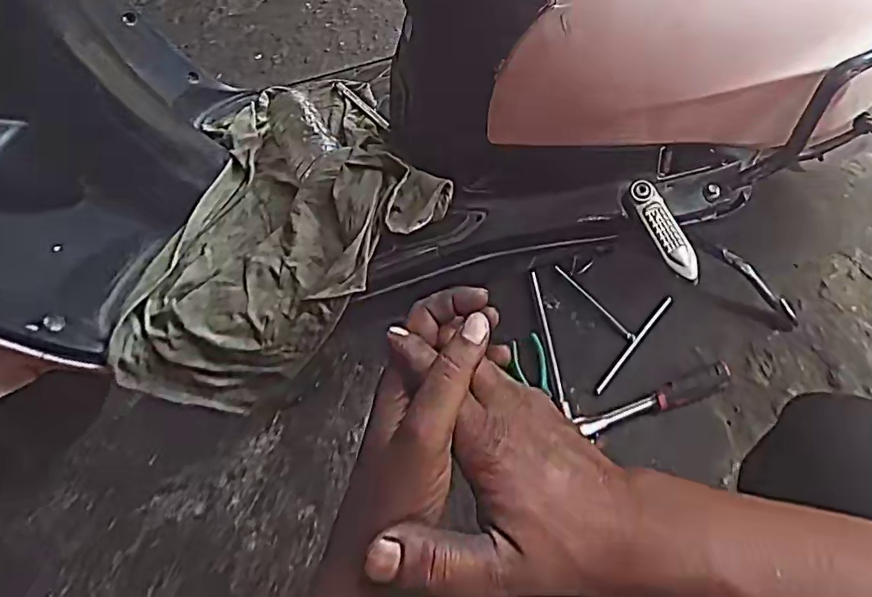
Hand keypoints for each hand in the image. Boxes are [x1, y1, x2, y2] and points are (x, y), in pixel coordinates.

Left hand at [315, 288, 504, 593]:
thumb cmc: (388, 506)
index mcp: (401, 382)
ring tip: (500, 349)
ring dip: (477, 348)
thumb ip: (447, 379)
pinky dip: (481, 379)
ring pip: (451, 364)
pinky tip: (494, 390)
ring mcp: (422, 415)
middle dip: (469, 320)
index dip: (453, 302)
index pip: (422, 318)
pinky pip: (460, 392)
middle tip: (495, 320)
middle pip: (437, 335)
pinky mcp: (436, 438)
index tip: (483, 303)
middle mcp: (409, 393)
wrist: (371, 569)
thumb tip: (473, 326)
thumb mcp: (425, 433)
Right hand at [365, 337, 641, 595]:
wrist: (625, 526)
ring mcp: (533, 410)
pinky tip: (474, 371)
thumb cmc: (573, 546)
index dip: (419, 364)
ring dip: (461, 350)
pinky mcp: (545, 412)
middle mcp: (515, 418)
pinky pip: (507, 376)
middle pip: (468, 367)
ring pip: (489, 366)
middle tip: (406, 326)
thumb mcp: (498, 571)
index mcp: (495, 447)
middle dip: (436, 344)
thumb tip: (380, 553)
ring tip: (431, 336)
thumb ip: (435, 560)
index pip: (447, 394)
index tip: (396, 338)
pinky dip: (483, 365)